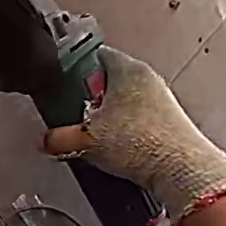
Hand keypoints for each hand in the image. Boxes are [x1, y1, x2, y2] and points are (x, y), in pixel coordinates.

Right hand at [40, 46, 225, 220]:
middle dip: (88, 97)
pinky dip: (121, 129)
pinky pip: (135, 118)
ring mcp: (159, 100)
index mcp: (128, 70)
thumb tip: (45, 140)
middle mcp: (147, 79)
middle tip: (74, 114)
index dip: (75, 68)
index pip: (96, 55)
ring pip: (121, 100)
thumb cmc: (140, 144)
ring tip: (93, 134)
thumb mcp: (84, 139)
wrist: (180, 170)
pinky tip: (113, 146)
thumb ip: (57, 137)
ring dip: (105, 115)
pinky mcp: (165, 121)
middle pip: (107, 80)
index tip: (63, 82)